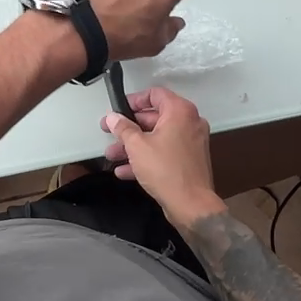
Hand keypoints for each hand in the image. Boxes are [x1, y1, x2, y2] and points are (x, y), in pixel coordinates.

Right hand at [101, 87, 225, 228]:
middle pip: (154, 117)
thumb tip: (112, 117)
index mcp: (180, 111)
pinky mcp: (189, 161)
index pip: (155, 94)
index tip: (118, 110)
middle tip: (109, 133)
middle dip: (129, 128)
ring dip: (134, 145)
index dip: (134, 100)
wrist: (191, 206)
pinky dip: (147, 157)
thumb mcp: (137, 146)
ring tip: (112, 155)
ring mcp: (191, 143)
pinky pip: (164, 152)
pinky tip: (124, 170)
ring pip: (157, 138)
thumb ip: (122, 128)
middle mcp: (189, 122)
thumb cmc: (165, 169)